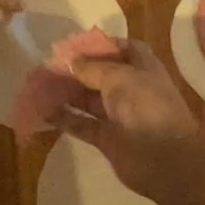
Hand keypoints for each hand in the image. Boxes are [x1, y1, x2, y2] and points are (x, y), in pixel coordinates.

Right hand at [52, 39, 202, 197]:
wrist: (165, 159)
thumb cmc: (147, 107)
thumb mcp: (120, 78)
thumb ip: (93, 68)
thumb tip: (71, 61)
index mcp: (143, 68)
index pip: (123, 48)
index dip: (101, 45)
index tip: (74, 46)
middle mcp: (132, 89)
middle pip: (100, 74)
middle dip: (76, 70)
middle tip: (47, 67)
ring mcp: (120, 115)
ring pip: (89, 100)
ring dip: (66, 93)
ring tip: (39, 87)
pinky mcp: (108, 138)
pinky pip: (83, 124)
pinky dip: (65, 119)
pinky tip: (44, 113)